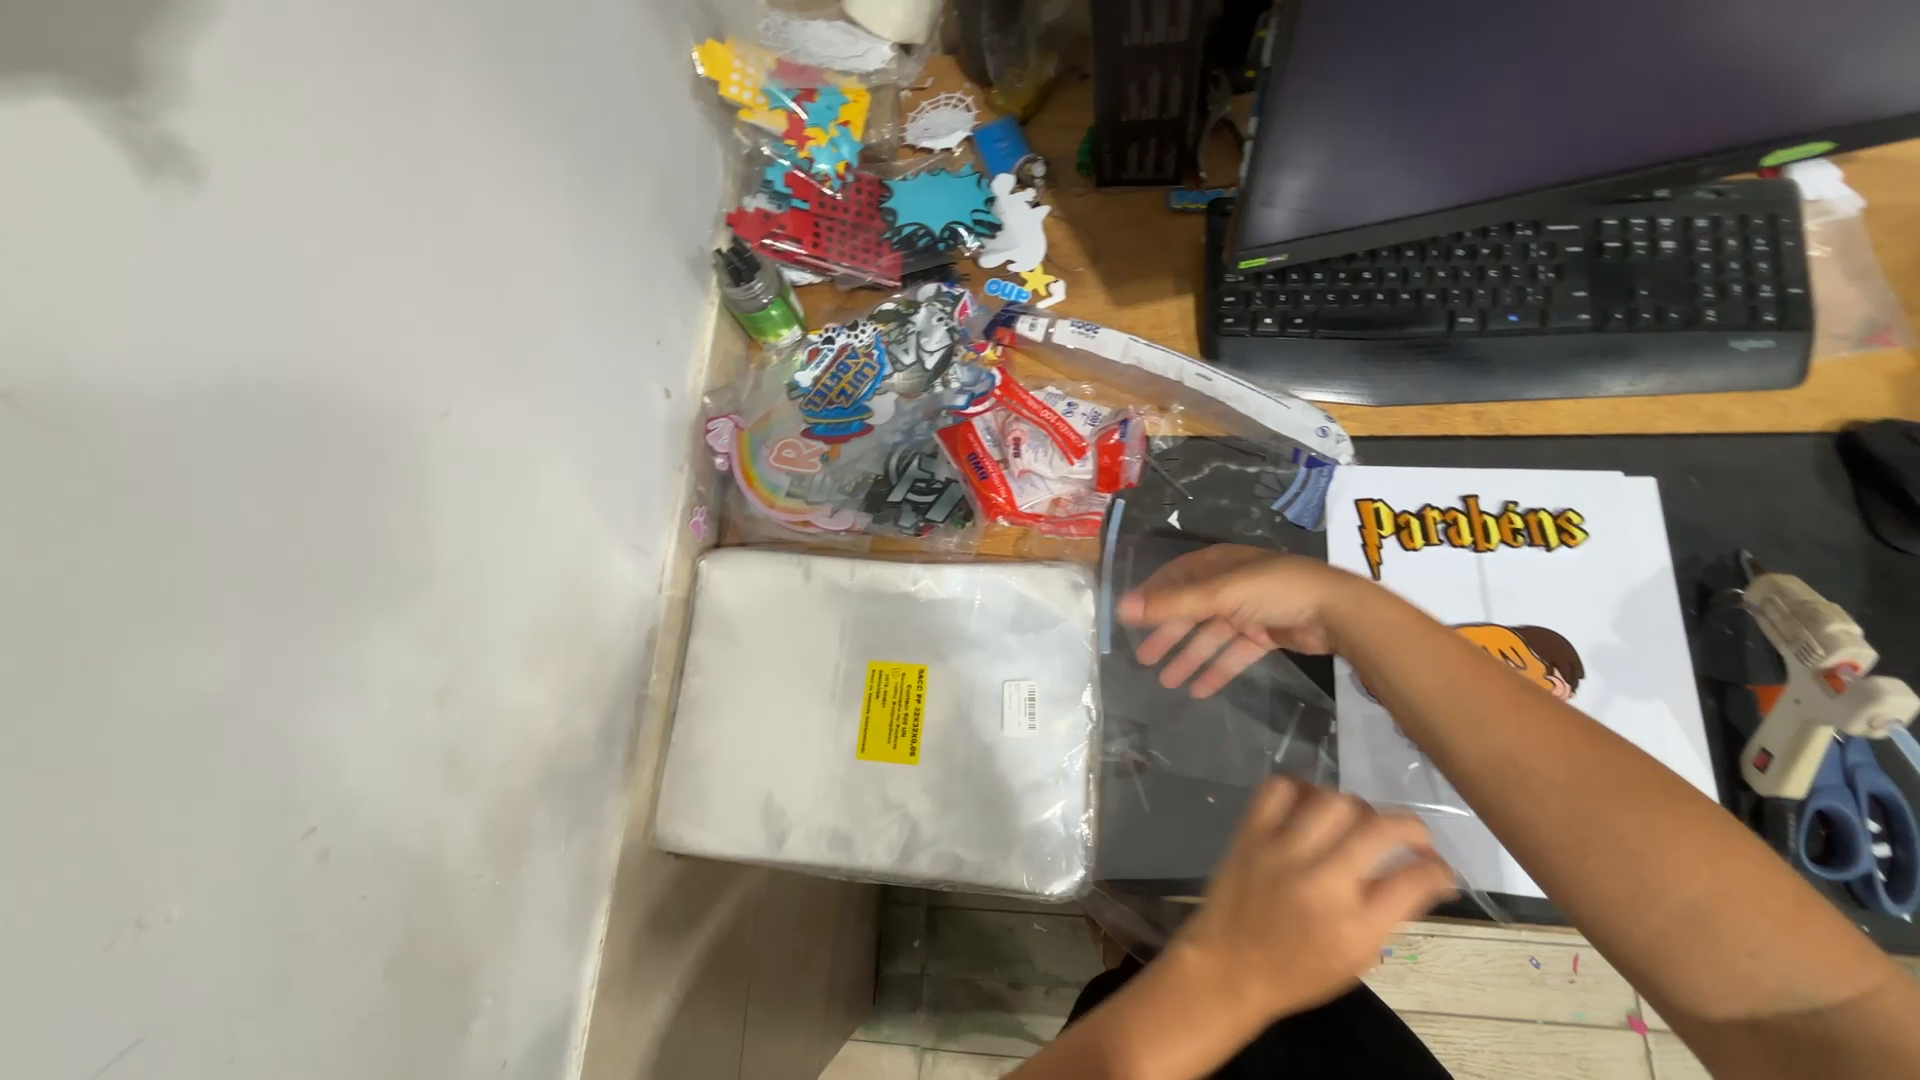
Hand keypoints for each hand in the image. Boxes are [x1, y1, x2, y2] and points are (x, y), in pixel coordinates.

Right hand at [1117, 545, 1366, 696]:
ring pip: (1210, 636)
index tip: (1128, 620)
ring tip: (1167, 681)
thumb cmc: (1274, 591)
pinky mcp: (1265, 635)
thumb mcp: (1219, 594)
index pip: (1174, 578)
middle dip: (1167, 635)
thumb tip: (1122, 608)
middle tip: (1143, 659)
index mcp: (1218, 564)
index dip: (1152, 598)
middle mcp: (1230, 584)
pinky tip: (1199, 690)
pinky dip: (1217, 670)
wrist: (1336, 612)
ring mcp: (1248, 611)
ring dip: (1189, 657)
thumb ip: (1172, 604)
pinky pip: (1233, 653)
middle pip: (1190, 610)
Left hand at [1168, 777, 1458, 1018]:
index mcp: (1355, 926)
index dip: (1439, 868)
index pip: (1416, 879)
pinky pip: (1279, 789)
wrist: (1227, 967)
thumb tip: (1422, 874)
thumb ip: (1389, 912)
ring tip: (1356, 824)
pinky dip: (1302, 788)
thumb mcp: (1357, 958)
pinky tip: (1310, 806)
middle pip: (1378, 828)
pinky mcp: (1250, 834)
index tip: (1439, 867)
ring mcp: (1281, 851)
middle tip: (1405, 837)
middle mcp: (1321, 881)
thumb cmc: (1297, 971)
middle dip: (1409, 827)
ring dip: (1356, 807)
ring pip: (1333, 800)